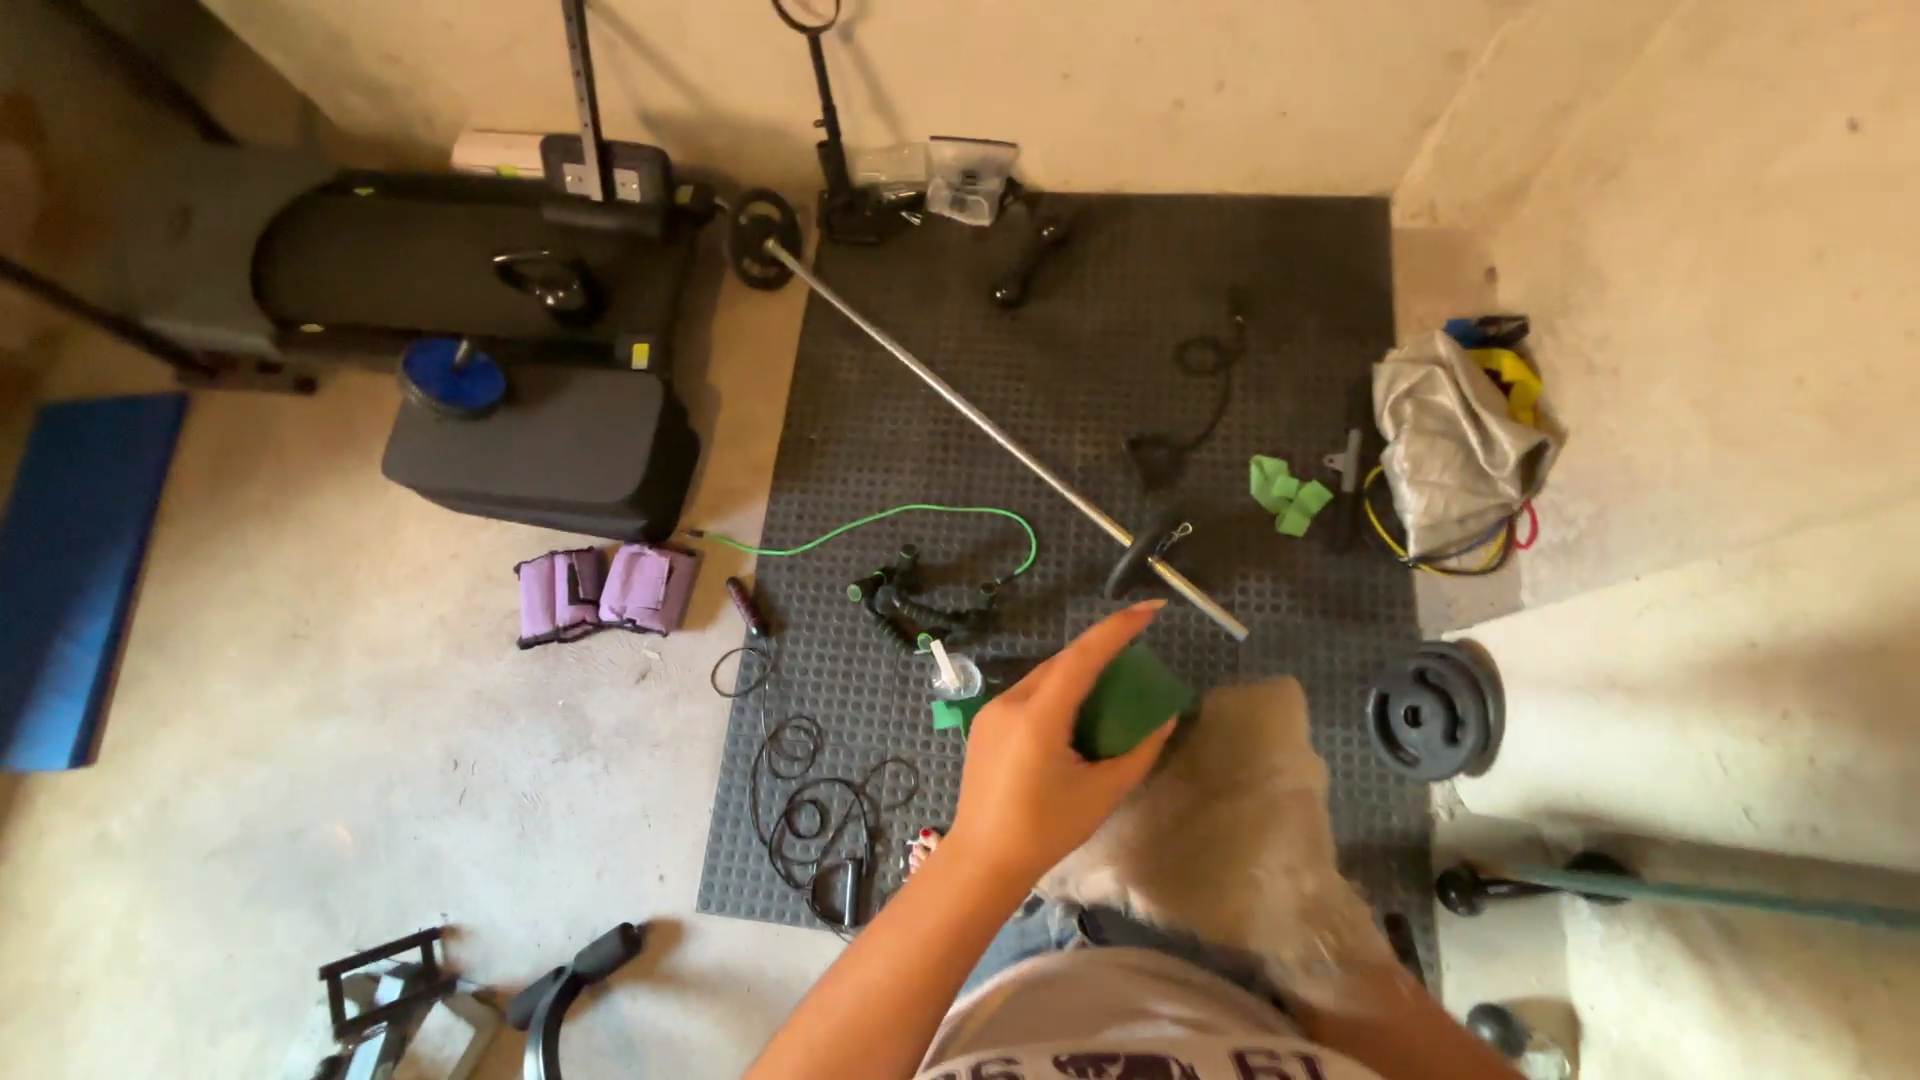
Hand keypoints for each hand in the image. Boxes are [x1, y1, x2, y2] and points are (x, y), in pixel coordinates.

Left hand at [943, 600, 1178, 884]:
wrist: (983, 859)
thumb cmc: (1046, 830)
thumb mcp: (1102, 793)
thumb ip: (1138, 751)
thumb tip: (1166, 718)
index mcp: (1038, 716)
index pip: (1083, 656)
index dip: (1117, 628)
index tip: (1150, 608)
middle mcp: (1011, 702)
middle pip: (1062, 662)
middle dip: (1100, 650)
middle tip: (1136, 652)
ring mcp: (992, 711)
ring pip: (1043, 675)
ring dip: (1076, 671)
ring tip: (1109, 681)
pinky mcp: (985, 724)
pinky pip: (1028, 693)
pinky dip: (1056, 690)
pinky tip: (1074, 710)